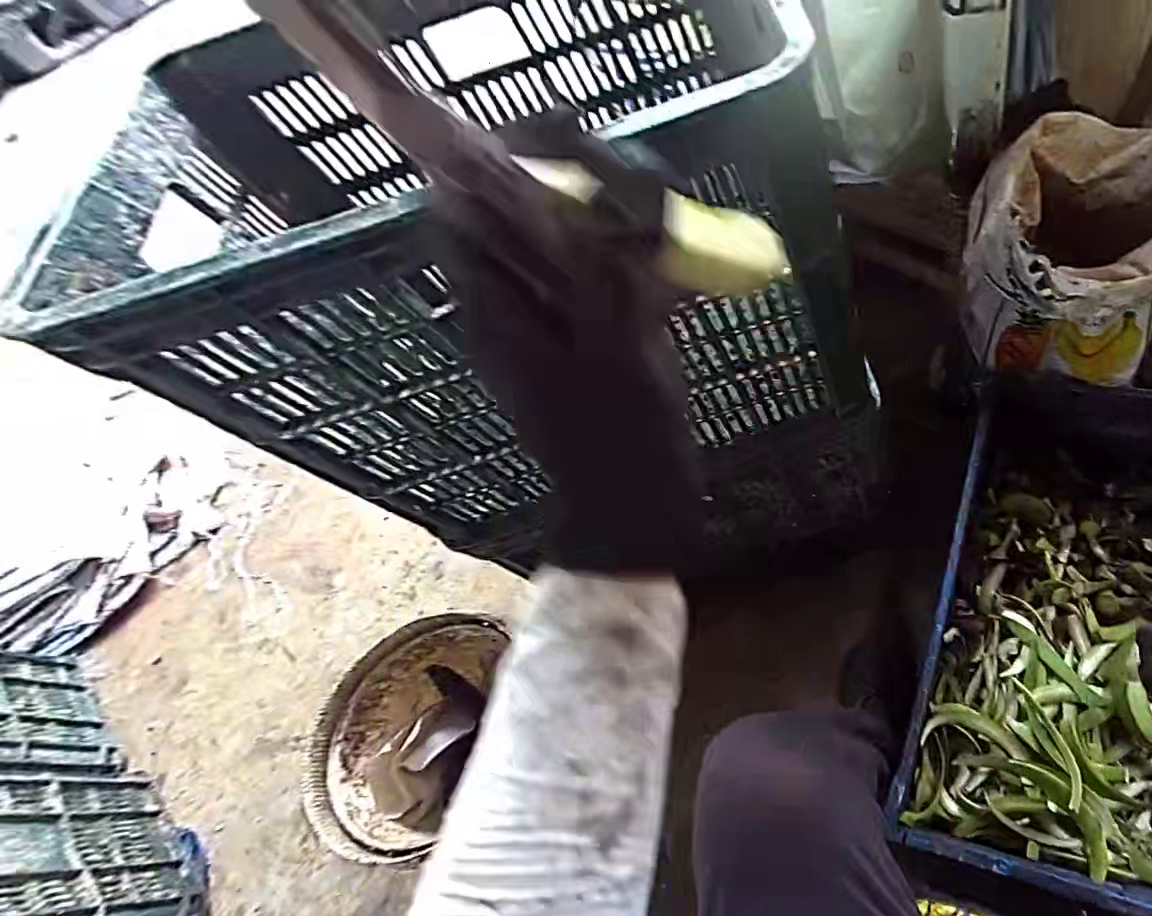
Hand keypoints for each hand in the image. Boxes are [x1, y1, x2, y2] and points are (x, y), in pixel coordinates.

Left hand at [430, 111, 701, 574]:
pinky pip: (586, 299)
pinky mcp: (577, 358)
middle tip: (614, 187)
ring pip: (552, 263)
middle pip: (509, 230)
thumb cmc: (625, 442)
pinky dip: (620, 281)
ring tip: (648, 231)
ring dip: (596, 238)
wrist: (635, 511)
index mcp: (496, 313)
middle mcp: (506, 318)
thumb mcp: (621, 355)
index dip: (494, 162)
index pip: (461, 208)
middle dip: (558, 196)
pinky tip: (662, 286)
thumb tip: (599, 206)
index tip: (552, 141)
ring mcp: (542, 341)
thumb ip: (606, 279)